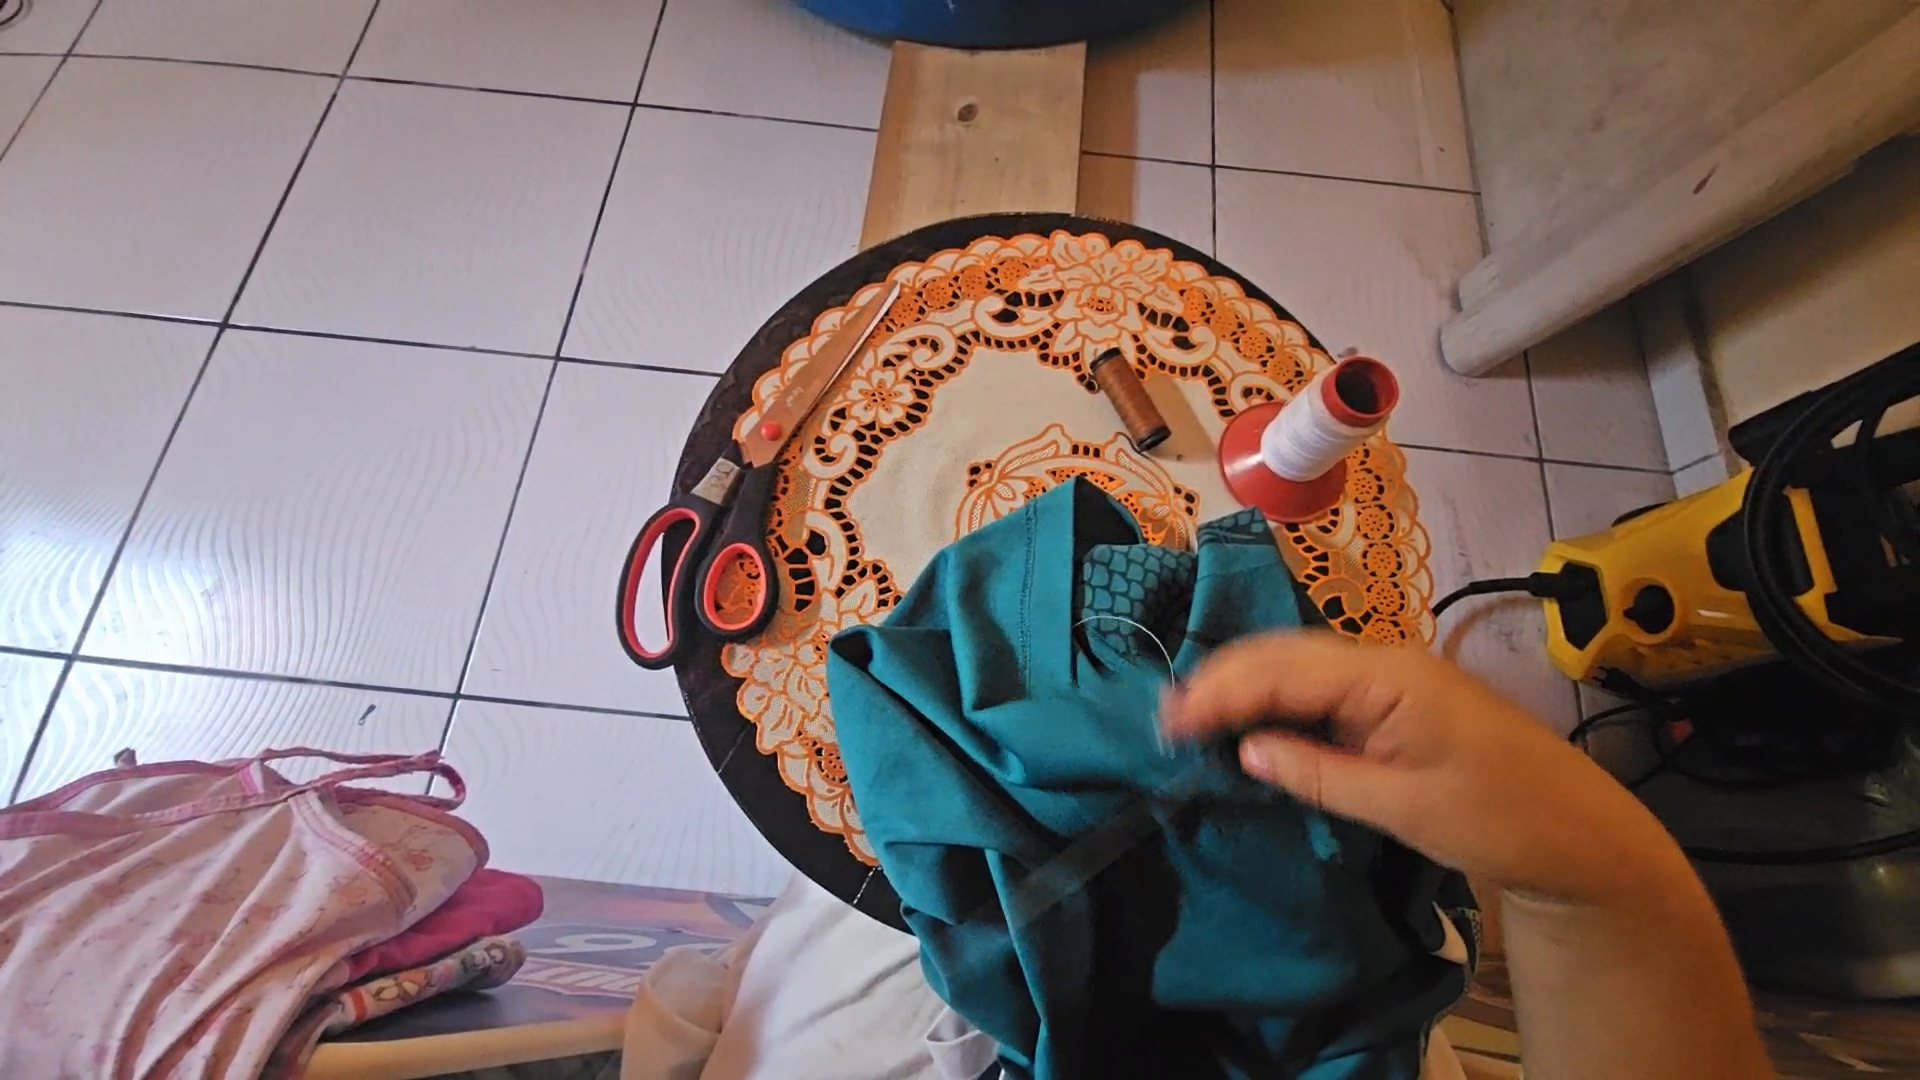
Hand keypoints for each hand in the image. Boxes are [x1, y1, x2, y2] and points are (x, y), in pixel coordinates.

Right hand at [1160, 632, 1692, 906]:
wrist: (1586, 835)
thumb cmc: (1505, 822)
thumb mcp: (1406, 808)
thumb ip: (1320, 773)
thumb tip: (1245, 750)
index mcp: (1389, 677)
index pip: (1282, 670)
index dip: (1220, 693)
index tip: (1172, 724)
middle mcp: (1380, 658)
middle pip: (1278, 651)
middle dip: (1218, 679)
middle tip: (1169, 718)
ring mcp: (1382, 671)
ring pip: (1289, 659)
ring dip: (1238, 683)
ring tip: (1192, 713)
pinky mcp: (1382, 692)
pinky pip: (1309, 681)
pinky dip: (1268, 696)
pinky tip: (1244, 715)